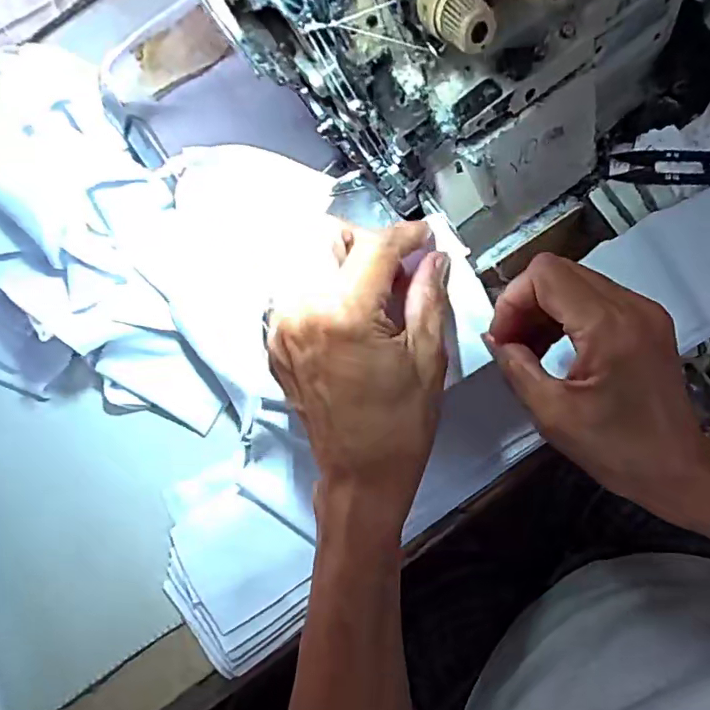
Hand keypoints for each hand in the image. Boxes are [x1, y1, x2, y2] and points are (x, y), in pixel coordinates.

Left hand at [268, 220, 451, 505]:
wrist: (360, 473)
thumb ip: (428, 297)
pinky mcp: (276, 343)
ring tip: (374, 287)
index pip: (374, 248)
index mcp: (343, 316)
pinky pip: (294, 290)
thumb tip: (432, 260)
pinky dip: (321, 285)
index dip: (407, 235)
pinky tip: (351, 308)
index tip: (425, 237)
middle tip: (396, 263)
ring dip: (339, 260)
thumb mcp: (427, 358)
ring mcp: (281, 328)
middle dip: (364, 240)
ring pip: (303, 259)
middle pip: (324, 237)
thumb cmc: (398, 427)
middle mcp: (301, 313)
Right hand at [485, 253, 709, 524]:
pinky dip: (568, 316)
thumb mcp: (553, 413)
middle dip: (526, 303)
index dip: (512, 300)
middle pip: (560, 272)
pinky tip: (556, 349)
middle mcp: (631, 306)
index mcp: (609, 325)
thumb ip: (517, 367)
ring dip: (545, 309)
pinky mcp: (649, 322)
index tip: (502, 340)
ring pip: (577, 282)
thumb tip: (497, 340)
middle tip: (511, 345)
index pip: (545, 274)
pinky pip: (597, 300)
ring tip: (530, 350)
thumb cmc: (617, 450)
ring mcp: (645, 311)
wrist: (678, 471)